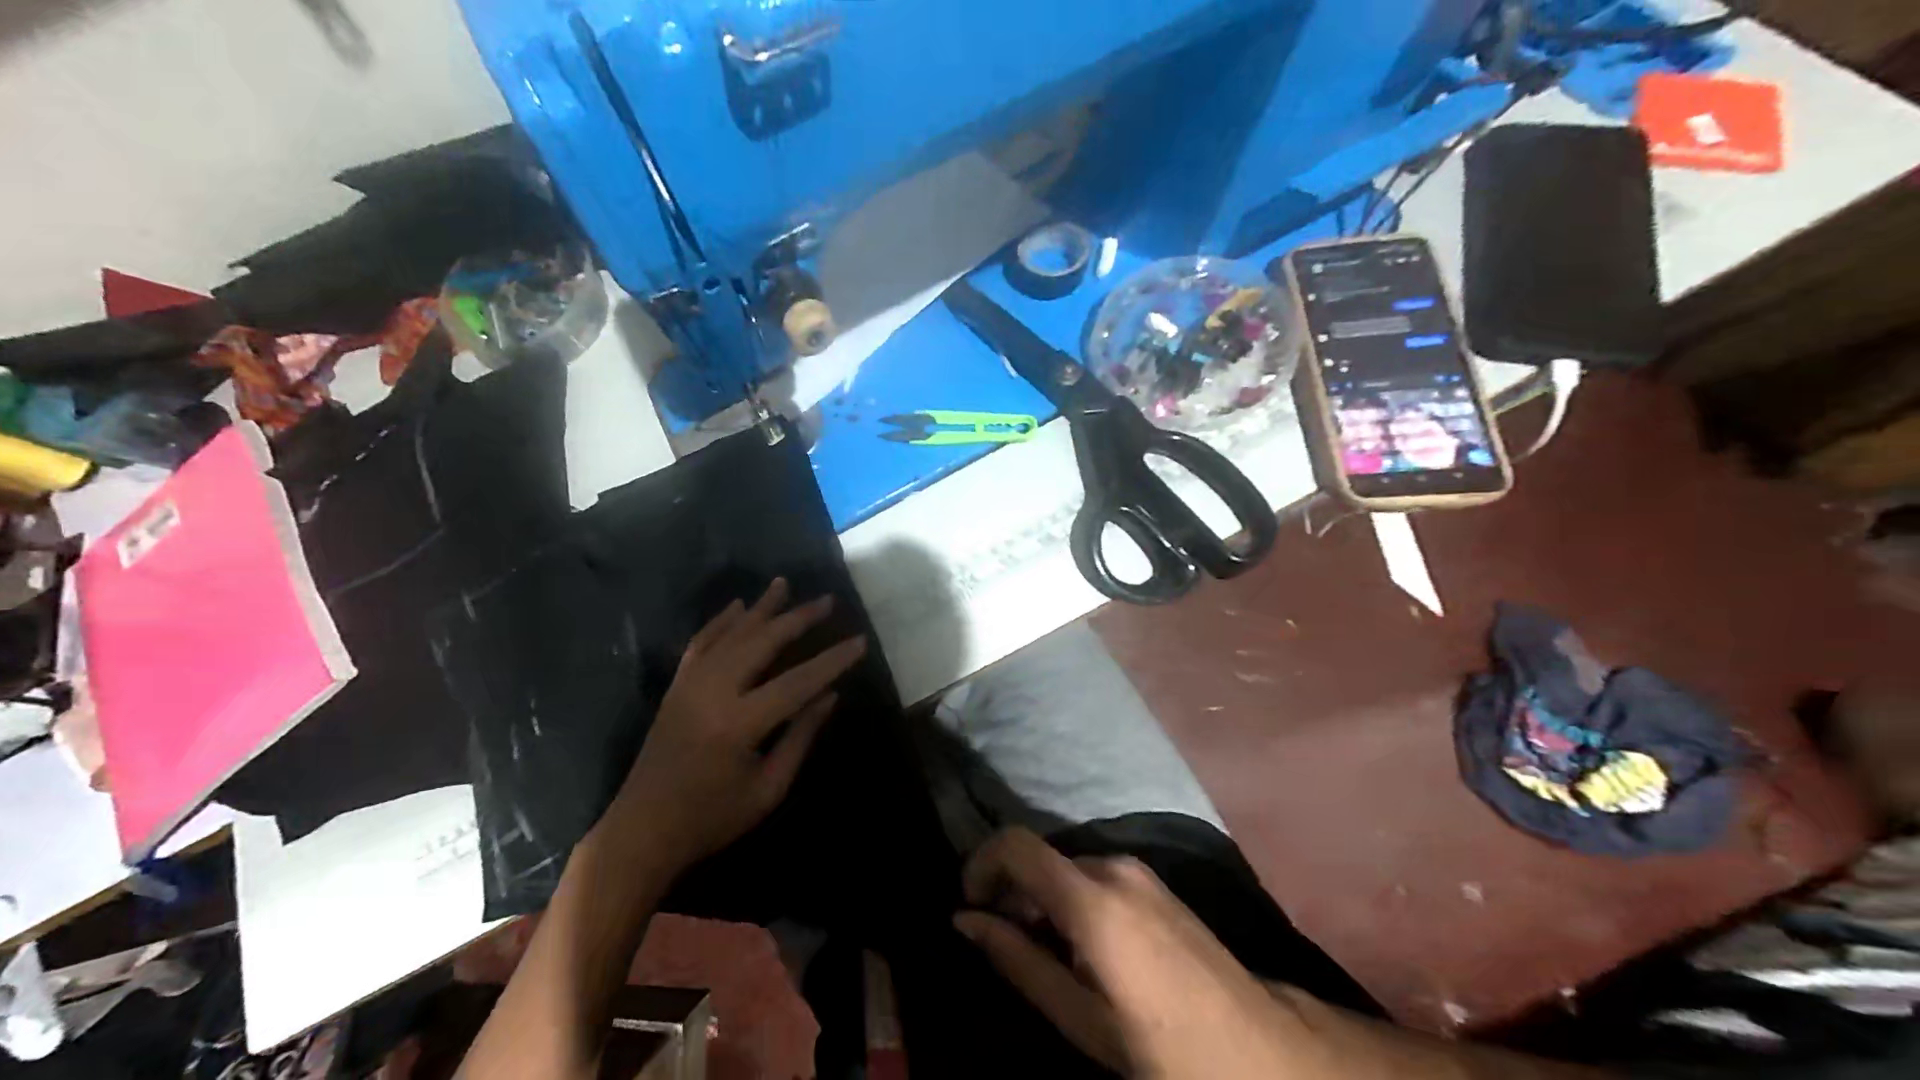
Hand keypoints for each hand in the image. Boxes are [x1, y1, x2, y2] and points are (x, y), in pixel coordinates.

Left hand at [605, 578, 866, 871]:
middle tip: (827, 601)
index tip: (860, 641)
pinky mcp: (676, 687)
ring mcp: (690, 685)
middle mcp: (713, 692)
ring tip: (784, 584)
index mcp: (739, 723)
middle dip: (797, 619)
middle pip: (762, 642)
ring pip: (731, 634)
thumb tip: (829, 696)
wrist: (642, 830)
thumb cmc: (712, 818)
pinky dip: (720, 621)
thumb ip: (800, 737)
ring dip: (760, 608)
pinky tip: (738, 606)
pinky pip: (700, 643)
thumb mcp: (768, 789)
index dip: (832, 661)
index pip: (798, 682)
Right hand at [955, 828, 1310, 1078]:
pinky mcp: (1154, 882)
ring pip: (1066, 867)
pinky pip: (1094, 875)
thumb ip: (1017, 960)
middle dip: (1010, 891)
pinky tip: (1080, 947)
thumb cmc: (1161, 1044)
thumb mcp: (1079, 1016)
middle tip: (1003, 944)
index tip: (969, 907)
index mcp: (1092, 898)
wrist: (1259, 1049)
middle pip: (1040, 857)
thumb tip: (965, 920)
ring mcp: (1139, 870)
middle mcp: (1113, 866)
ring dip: (1040, 897)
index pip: (1015, 845)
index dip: (980, 864)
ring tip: (1042, 954)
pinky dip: (1070, 898)